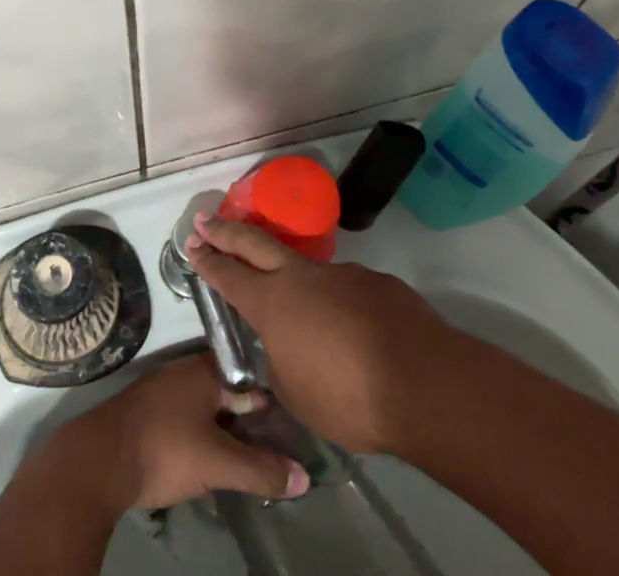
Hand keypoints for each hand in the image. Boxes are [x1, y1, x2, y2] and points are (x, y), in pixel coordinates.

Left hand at [47, 353, 309, 510]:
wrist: (95, 463)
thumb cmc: (163, 450)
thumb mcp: (219, 464)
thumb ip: (262, 469)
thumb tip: (304, 478)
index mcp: (204, 370)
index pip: (251, 375)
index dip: (273, 398)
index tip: (293, 421)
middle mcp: (182, 371)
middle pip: (228, 390)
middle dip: (249, 416)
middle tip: (274, 443)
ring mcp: (160, 390)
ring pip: (204, 404)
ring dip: (223, 426)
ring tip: (247, 453)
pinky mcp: (144, 412)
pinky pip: (185, 416)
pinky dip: (200, 432)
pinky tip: (208, 455)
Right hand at [186, 213, 460, 454]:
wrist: (426, 386)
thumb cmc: (348, 398)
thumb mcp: (295, 392)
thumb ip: (281, 361)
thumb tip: (287, 346)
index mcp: (272, 304)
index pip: (228, 275)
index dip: (207, 260)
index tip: (192, 244)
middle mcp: (304, 278)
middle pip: (256, 244)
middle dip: (227, 232)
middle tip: (206, 219)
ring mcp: (345, 275)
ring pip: (311, 272)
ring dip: (298, 284)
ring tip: (308, 320)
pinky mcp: (381, 284)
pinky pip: (350, 291)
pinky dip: (343, 306)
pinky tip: (355, 334)